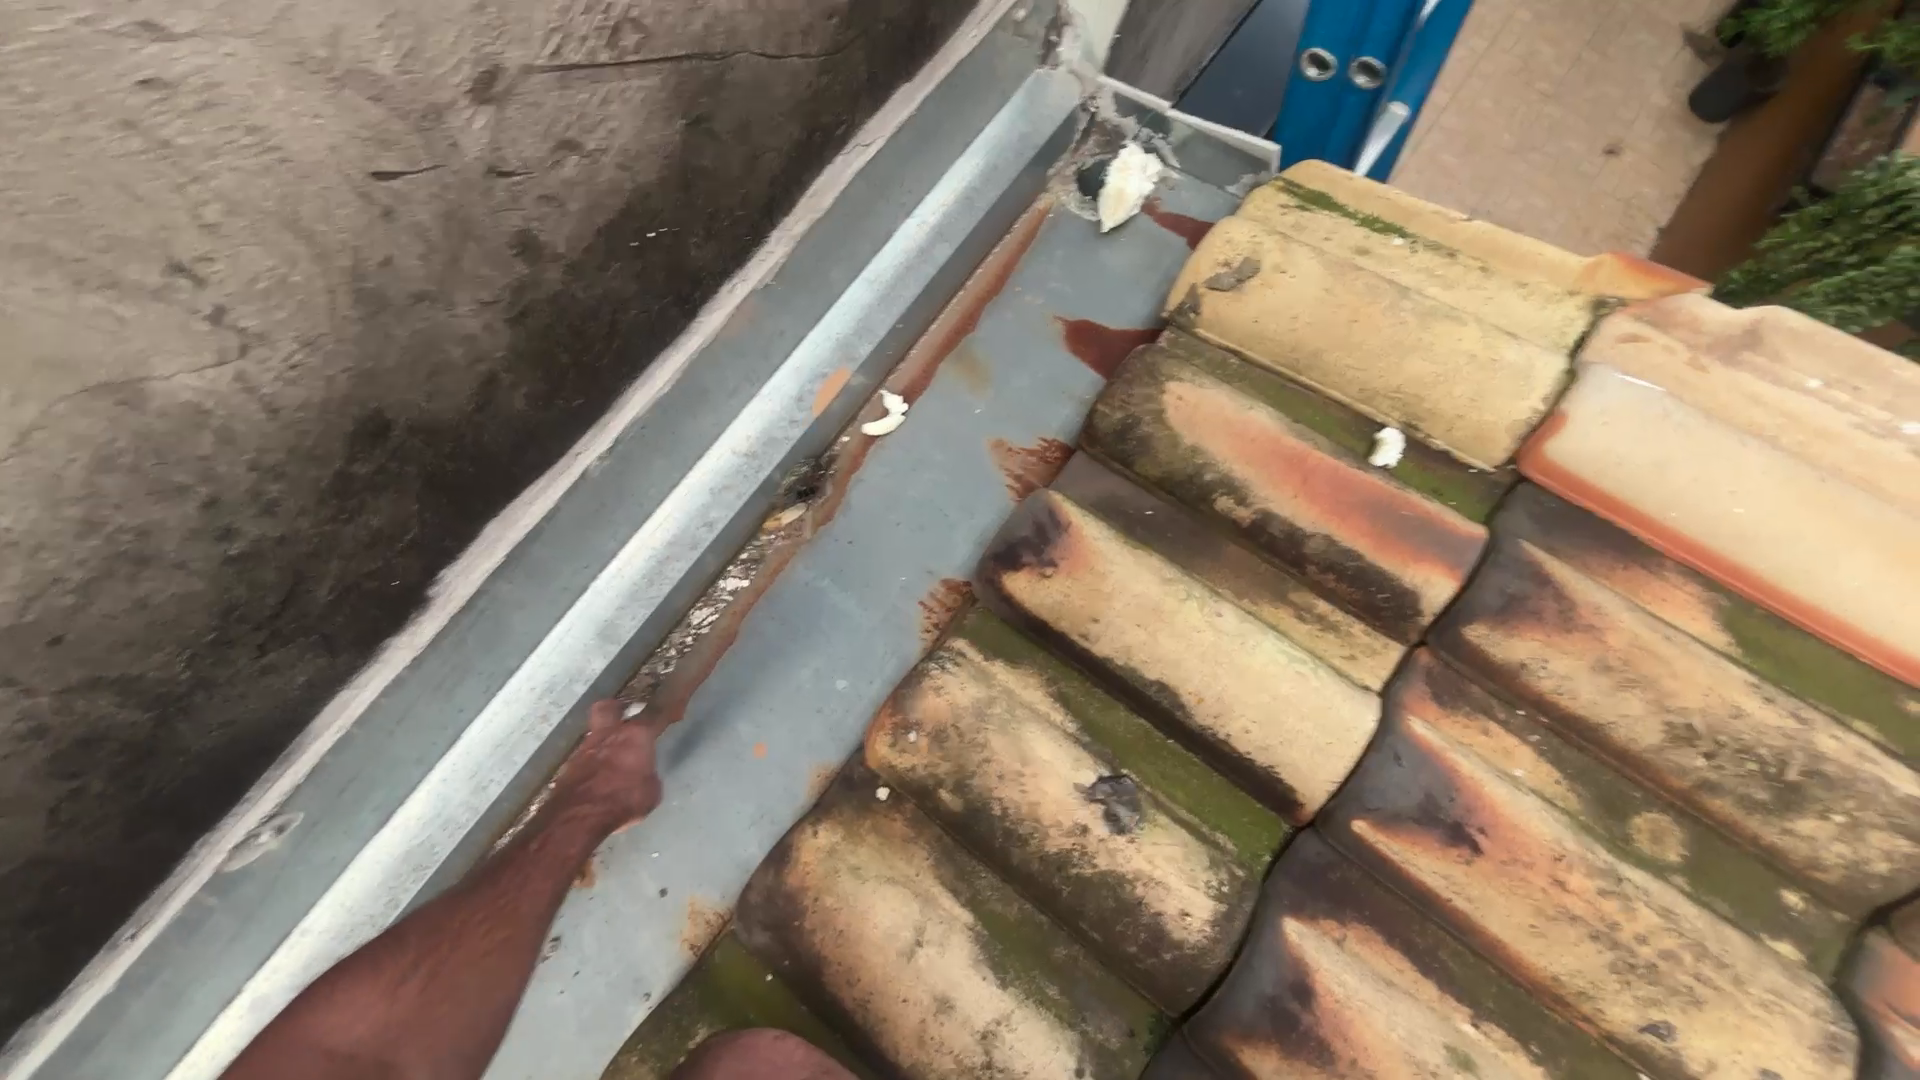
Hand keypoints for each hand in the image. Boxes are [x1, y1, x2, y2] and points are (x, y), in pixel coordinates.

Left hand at [548, 699, 667, 835]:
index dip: (665, 709)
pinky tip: (597, 779)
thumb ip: (649, 775)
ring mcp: (584, 750)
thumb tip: (644, 774)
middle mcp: (609, 735)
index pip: (655, 714)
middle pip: (608, 708)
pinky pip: (584, 759)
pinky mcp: (567, 769)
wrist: (578, 818)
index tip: (673, 707)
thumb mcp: (652, 791)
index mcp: (636, 735)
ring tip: (612, 758)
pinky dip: (592, 765)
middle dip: (616, 708)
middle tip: (624, 716)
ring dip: (603, 742)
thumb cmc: (625, 800)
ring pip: (595, 736)